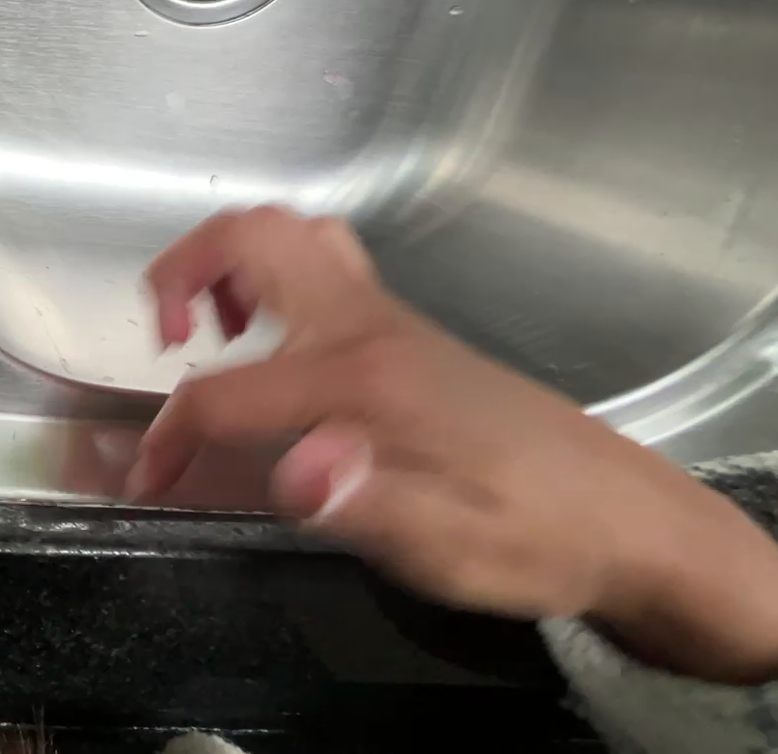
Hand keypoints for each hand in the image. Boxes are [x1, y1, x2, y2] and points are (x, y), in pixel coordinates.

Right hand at [129, 207, 777, 684]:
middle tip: (169, 337)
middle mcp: (362, 320)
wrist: (626, 514)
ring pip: (276, 227)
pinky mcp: (384, 313)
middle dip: (177, 273)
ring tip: (208, 326)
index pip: (225, 393)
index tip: (151, 478)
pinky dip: (259, 268)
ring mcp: (374, 307)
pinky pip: (306, 249)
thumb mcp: (452, 550)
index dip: (172, 436)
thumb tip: (292, 469)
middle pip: (244, 237)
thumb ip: (366, 505)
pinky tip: (262, 326)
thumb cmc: (530, 536)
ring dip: (217, 262)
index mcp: (362, 378)